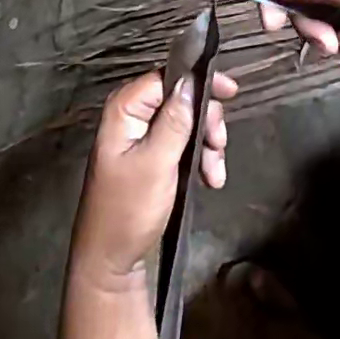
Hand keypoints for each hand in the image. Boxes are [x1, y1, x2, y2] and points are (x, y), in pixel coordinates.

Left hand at [67, 67, 237, 290]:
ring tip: (214, 172)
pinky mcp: (152, 155)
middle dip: (205, 120)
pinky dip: (200, 157)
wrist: (111, 262)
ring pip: (187, 121)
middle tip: (218, 143)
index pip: (167, 76)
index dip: (199, 81)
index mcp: (124, 109)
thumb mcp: (156, 163)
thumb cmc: (128, 211)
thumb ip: (174, 120)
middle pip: (181, 98)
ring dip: (206, 143)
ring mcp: (142, 136)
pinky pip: (183, 143)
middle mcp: (132, 116)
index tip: (229, 92)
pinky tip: (210, 178)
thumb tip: (190, 81)